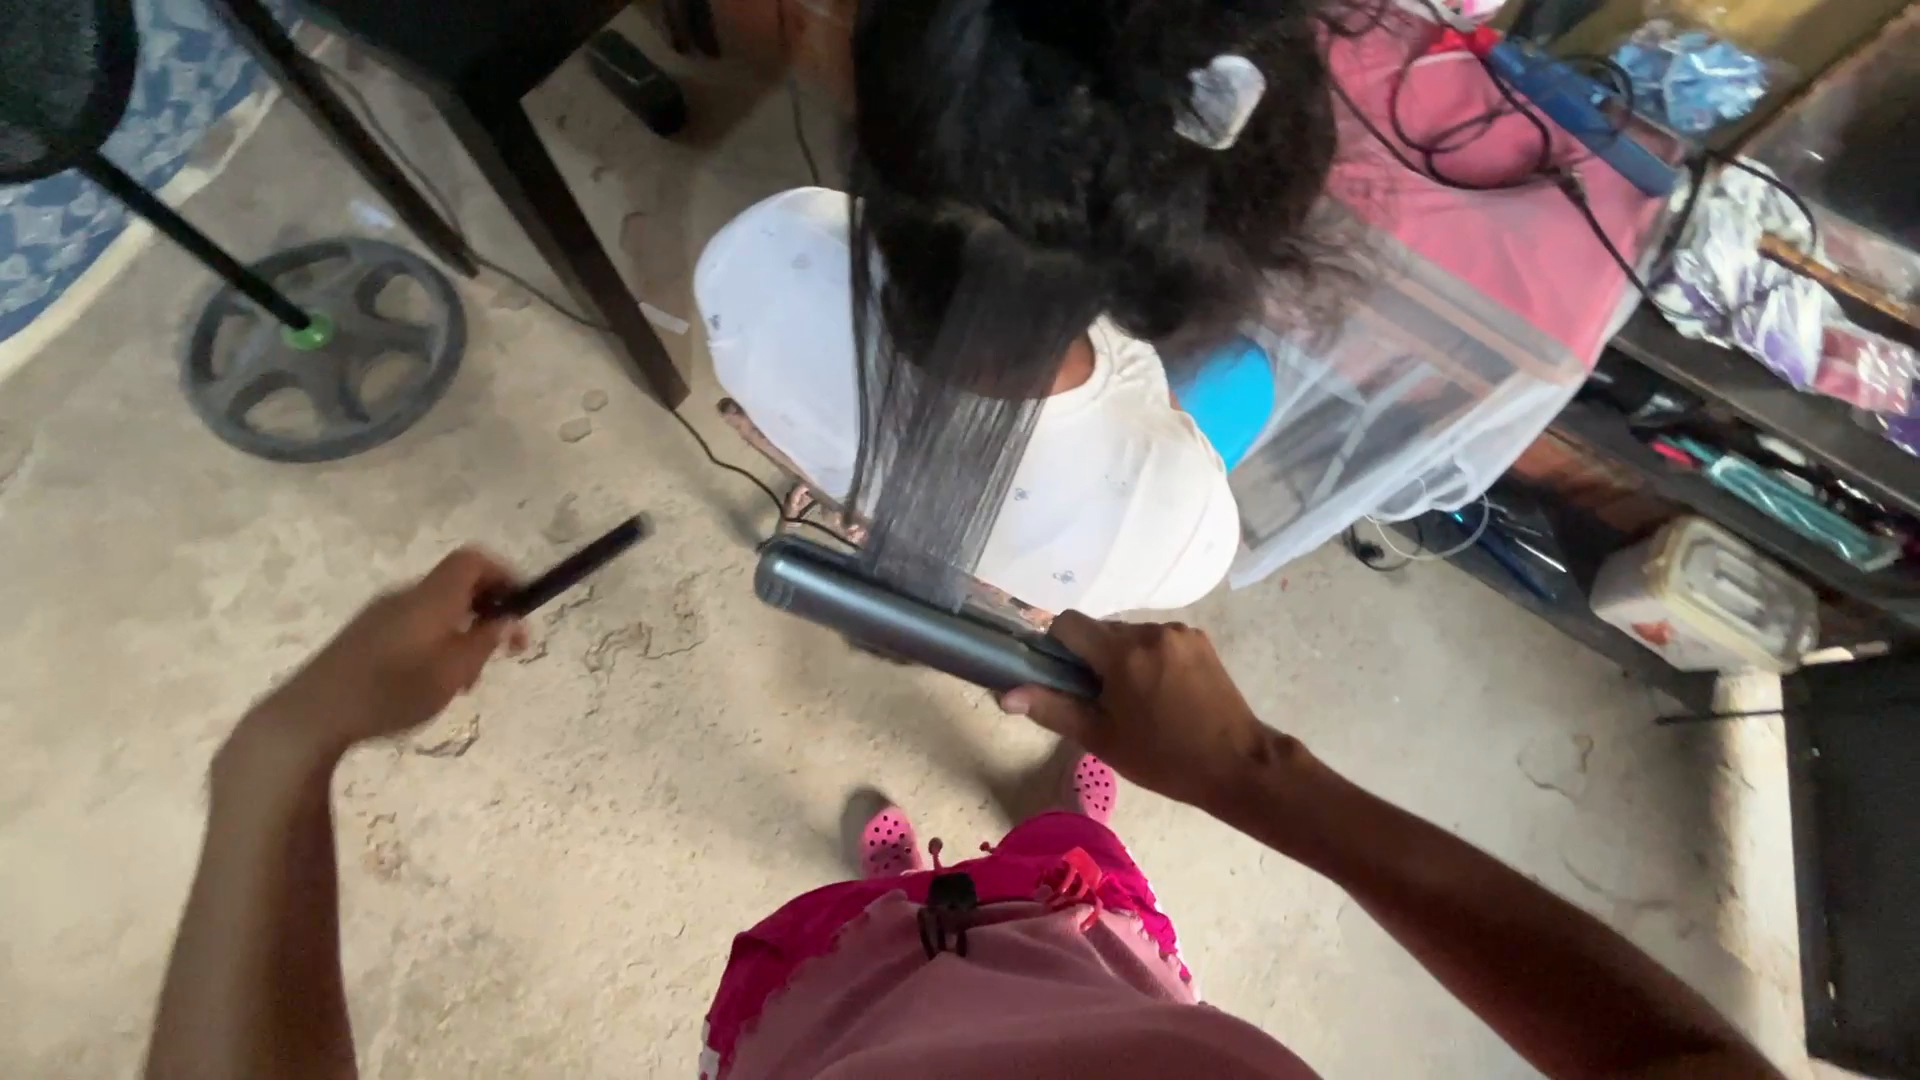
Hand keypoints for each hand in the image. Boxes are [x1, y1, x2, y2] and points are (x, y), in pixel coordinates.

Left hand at [243, 548, 526, 760]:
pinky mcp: (363, 635)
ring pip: (439, 609)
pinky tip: (433, 679)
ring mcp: (380, 615)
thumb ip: (488, 640)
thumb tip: (510, 619)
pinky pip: (416, 624)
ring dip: (465, 632)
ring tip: (467, 676)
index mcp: (431, 597)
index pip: (473, 560)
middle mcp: (406, 596)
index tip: (520, 606)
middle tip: (505, 649)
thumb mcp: (455, 670)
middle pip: (458, 585)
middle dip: (489, 612)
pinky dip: (439, 640)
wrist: (308, 718)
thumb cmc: (391, 691)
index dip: (503, 574)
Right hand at [1000, 612, 1301, 813]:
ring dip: (1122, 657)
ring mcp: (1178, 632)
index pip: (1069, 623)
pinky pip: (1157, 638)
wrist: (1239, 765)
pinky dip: (1149, 657)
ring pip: (1129, 634)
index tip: (1065, 676)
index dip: (1057, 645)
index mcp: (1122, 653)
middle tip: (1103, 700)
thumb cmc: (1163, 758)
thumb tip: (1005, 695)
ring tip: (1137, 700)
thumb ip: (1052, 709)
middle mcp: (1150, 630)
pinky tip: (1162, 692)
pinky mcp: (1199, 639)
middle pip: (1101, 630)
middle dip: (1093, 657)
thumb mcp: (1101, 738)